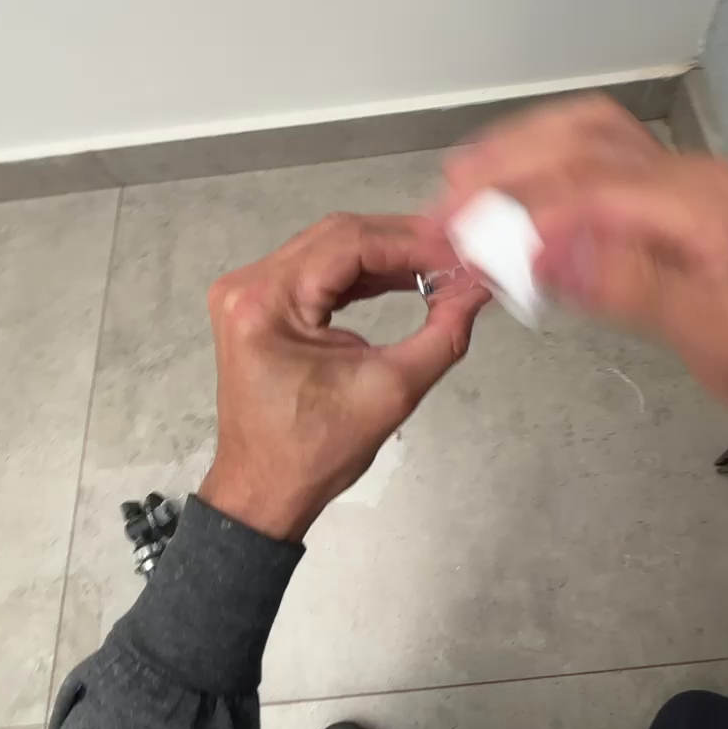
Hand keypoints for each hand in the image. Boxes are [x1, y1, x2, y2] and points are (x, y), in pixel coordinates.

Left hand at [199, 213, 491, 541]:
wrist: (264, 492)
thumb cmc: (318, 452)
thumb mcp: (392, 391)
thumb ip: (443, 334)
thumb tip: (478, 288)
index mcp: (266, 302)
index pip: (349, 244)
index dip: (411, 243)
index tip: (459, 252)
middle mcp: (249, 284)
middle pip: (339, 236)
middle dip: (403, 243)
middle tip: (455, 254)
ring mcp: (249, 290)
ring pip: (331, 247)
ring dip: (387, 254)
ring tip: (438, 266)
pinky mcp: (261, 301)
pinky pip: (319, 270)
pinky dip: (364, 272)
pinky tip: (403, 277)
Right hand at [438, 96, 727, 428]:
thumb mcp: (724, 340)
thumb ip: (634, 288)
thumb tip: (541, 257)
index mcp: (704, 202)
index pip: (590, 188)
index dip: (517, 213)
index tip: (460, 245)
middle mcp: (689, 170)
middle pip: (582, 141)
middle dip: (503, 168)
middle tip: (442, 206)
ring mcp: (682, 175)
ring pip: (588, 133)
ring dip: (519, 150)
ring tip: (460, 179)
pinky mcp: (672, 192)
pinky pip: (599, 154)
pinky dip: (545, 157)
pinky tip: (514, 176)